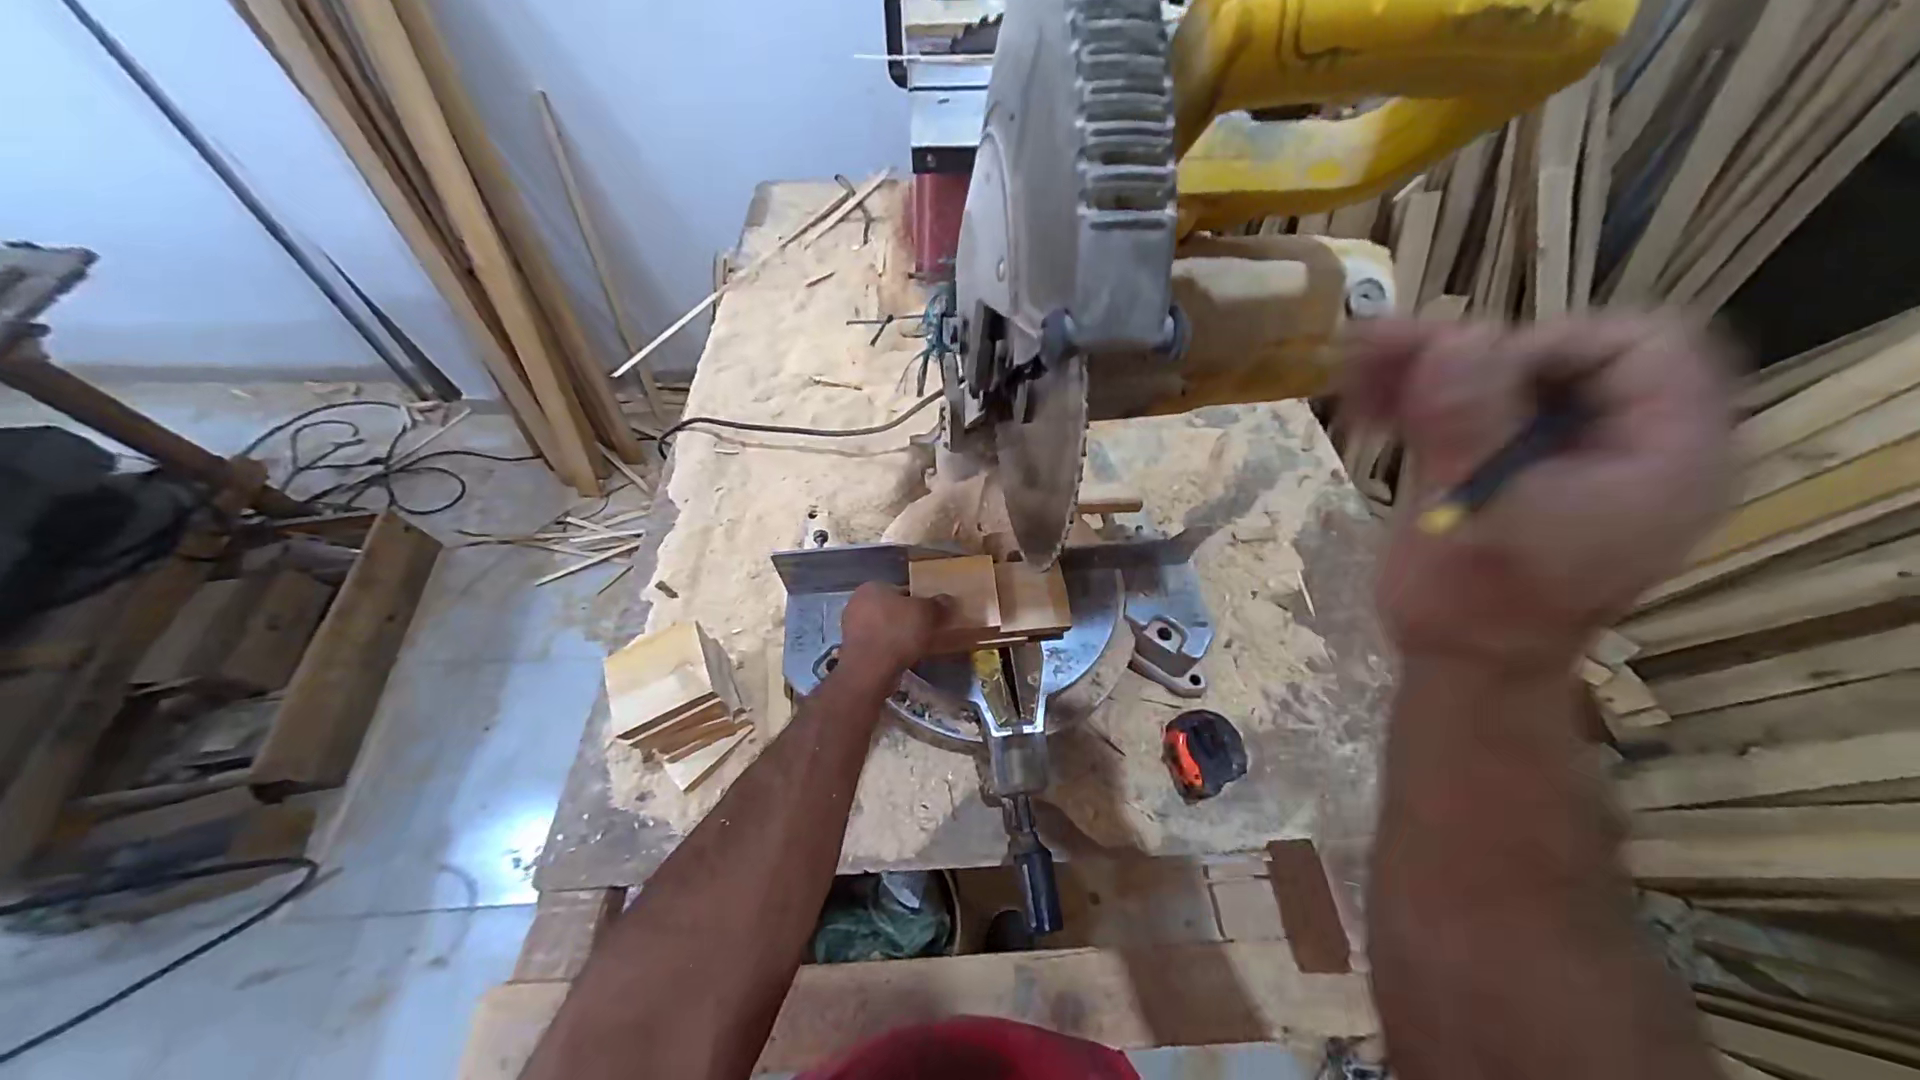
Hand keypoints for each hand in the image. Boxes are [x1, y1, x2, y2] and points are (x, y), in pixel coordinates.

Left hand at [840, 582, 948, 676]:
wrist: (871, 669)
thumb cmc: (897, 632)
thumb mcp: (925, 613)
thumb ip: (937, 604)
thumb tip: (946, 599)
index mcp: (871, 588)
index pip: (901, 590)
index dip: (919, 601)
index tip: (932, 613)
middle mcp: (857, 604)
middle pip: (892, 609)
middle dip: (908, 618)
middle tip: (927, 629)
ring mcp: (852, 628)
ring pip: (885, 628)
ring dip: (899, 635)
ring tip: (918, 645)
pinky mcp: (853, 650)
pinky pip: (879, 645)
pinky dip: (890, 649)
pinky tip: (904, 658)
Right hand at [1342, 314, 1734, 671]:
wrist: (1459, 664)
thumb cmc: (1481, 608)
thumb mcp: (1476, 516)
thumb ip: (1470, 424)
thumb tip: (1451, 336)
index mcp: (1663, 452)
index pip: (1631, 346)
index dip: (1538, 347)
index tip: (1452, 381)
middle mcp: (1622, 437)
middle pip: (1549, 354)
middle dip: (1458, 352)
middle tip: (1375, 349)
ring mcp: (1561, 449)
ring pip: (1500, 375)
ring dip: (1425, 368)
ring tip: (1354, 367)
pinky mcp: (1510, 461)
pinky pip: (1470, 407)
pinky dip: (1417, 398)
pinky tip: (1363, 400)